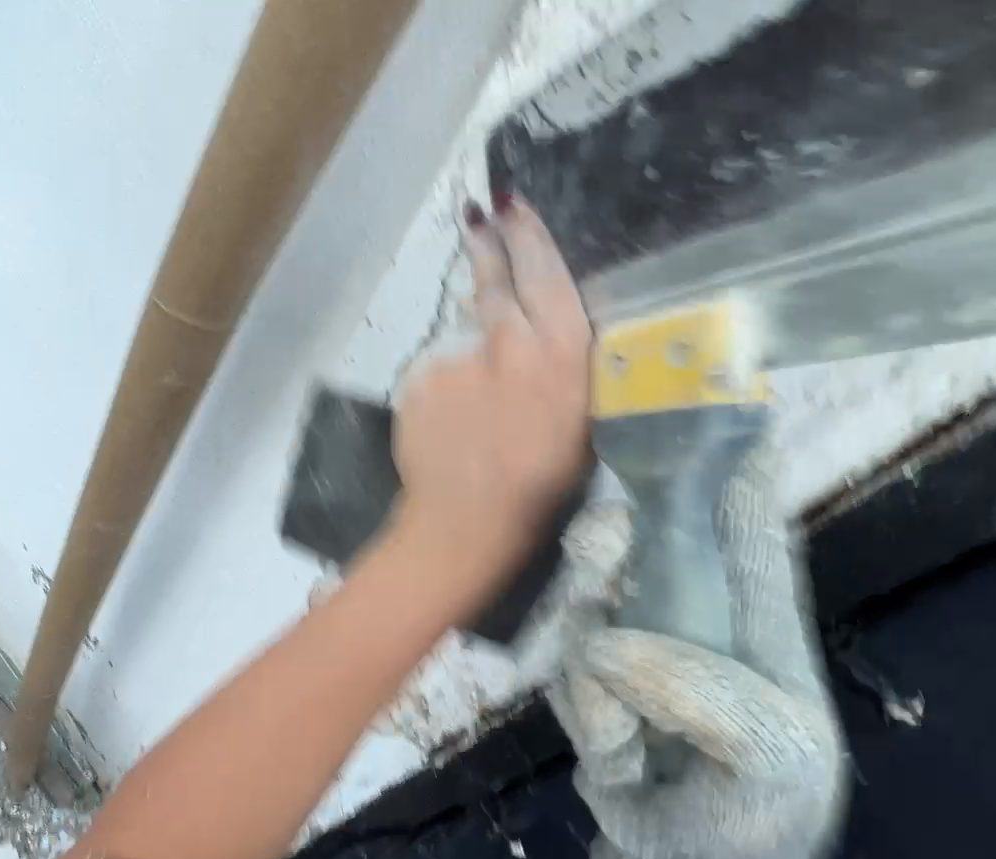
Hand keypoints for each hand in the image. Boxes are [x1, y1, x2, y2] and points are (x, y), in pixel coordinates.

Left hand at [388, 195, 591, 601]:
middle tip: (477, 216)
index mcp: (562, 354)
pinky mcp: (417, 376)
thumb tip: (537, 331)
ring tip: (472, 412)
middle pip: (495, 279)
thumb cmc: (537, 483)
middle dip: (487, 243)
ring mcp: (457, 357)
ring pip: (460, 338)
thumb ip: (558, 365)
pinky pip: (432, 371)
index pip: (546, 274)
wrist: (465, 518)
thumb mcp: (578, 420)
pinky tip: (447, 424)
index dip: (529, 235)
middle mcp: (509, 343)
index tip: (511, 204)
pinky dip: (439, 389)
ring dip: (465, 360)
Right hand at [547, 448, 846, 858]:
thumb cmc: (756, 808)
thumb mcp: (765, 755)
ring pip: (592, 603)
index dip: (733, 473)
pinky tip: (615, 754)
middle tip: (594, 540)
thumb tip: (605, 640)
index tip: (701, 417)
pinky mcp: (587, 680)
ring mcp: (633, 647)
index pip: (748, 532)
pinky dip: (583, 707)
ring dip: (591, 648)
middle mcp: (693, 620)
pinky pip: (567, 664)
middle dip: (619, 540)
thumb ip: (699, 689)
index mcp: (761, 623)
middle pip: (650, 549)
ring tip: (623, 735)